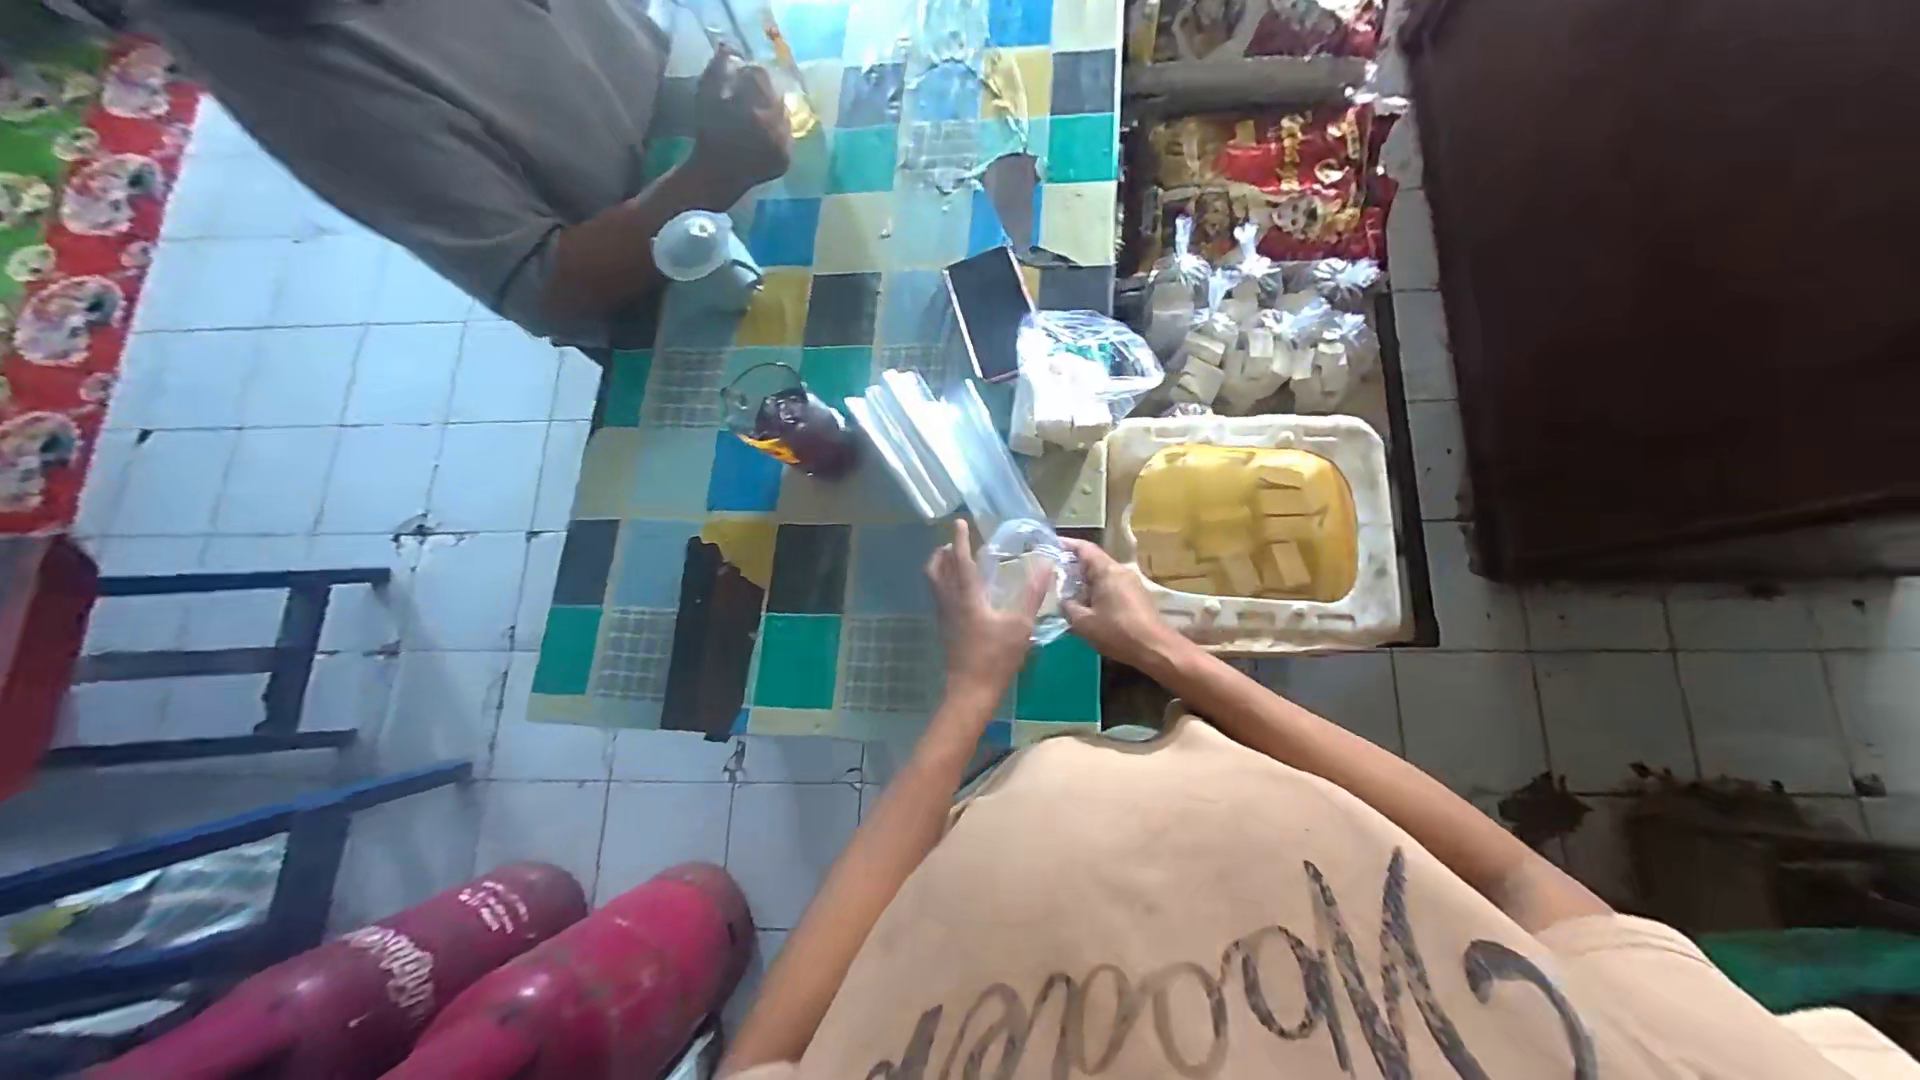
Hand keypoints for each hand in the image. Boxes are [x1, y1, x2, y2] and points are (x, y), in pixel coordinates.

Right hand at [689, 47, 791, 196]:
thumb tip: (731, 48)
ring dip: (772, 114)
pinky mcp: (786, 161)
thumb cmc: (709, 132)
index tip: (740, 82)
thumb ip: (720, 68)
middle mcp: (777, 129)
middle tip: (749, 101)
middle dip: (763, 95)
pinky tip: (763, 136)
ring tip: (756, 119)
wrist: (718, 174)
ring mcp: (784, 147)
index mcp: (758, 110)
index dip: (749, 75)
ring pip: (784, 118)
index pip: (762, 76)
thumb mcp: (707, 94)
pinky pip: (787, 138)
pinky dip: (778, 133)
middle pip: (776, 97)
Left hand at [927, 519, 1045, 698]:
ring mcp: (944, 615)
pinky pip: (940, 595)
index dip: (960, 539)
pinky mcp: (945, 628)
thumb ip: (1032, 594)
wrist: (971, 690)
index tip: (959, 522)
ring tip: (957, 560)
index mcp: (966, 597)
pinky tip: (962, 590)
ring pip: (935, 582)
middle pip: (936, 569)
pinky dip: (946, 582)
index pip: (960, 560)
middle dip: (944, 552)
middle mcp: (950, 602)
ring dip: (942, 566)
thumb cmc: (996, 657)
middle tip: (956, 543)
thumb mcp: (1020, 624)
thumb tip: (1045, 566)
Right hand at [1060, 538, 1190, 671]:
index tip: (1050, 545)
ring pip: (1103, 574)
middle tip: (1053, 571)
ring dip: (1085, 579)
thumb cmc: (1117, 632)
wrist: (1155, 649)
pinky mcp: (1136, 596)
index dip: (1066, 544)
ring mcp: (1131, 583)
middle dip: (1073, 564)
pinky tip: (1086, 603)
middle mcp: (1120, 571)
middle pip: (1094, 560)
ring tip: (1066, 588)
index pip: (1085, 548)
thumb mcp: (1083, 623)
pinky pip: (1112, 585)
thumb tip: (1064, 600)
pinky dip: (1096, 589)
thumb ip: (1068, 607)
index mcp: (1107, 571)